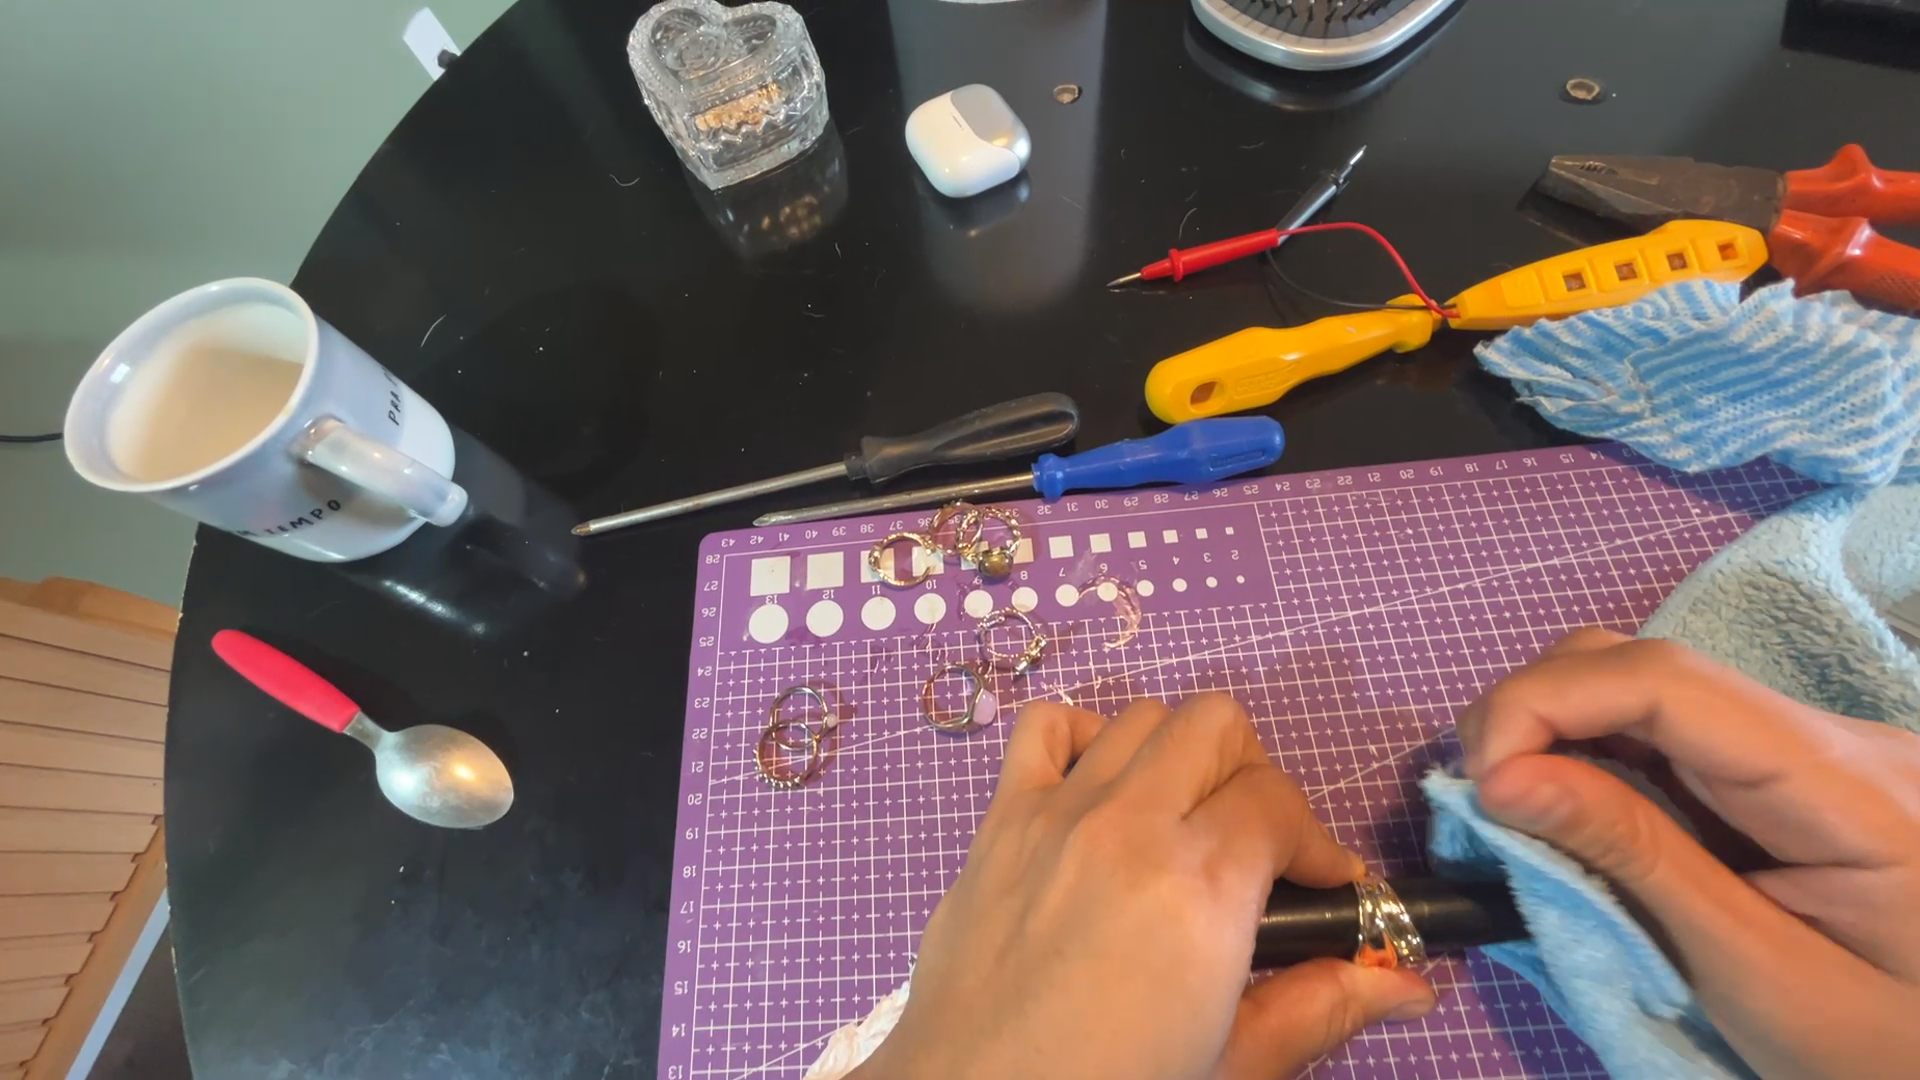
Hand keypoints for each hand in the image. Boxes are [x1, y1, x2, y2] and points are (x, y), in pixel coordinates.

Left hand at [850, 694, 1434, 1079]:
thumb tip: (1415, 978)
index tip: (1322, 885)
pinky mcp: (1002, 810)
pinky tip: (1093, 784)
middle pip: (1214, 723)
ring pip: (1141, 715)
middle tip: (1249, 839)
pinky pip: (1042, 724)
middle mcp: (1131, 821)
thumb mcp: (1231, 1064)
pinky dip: (1079, 734)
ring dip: (1176, 754)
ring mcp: (1059, 805)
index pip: (1278, 802)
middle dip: (1252, 772)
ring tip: (1176, 815)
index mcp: (1199, 886)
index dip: (1316, 841)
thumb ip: (1322, 1005)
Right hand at [1458, 629, 1919, 1077]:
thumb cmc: (1895, 1056)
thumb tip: (1496, 780)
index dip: (1541, 703)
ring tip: (1512, 792)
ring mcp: (1789, 741)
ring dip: (1540, 722)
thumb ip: (1632, 857)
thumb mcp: (1760, 976)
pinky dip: (1570, 743)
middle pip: (1631, 664)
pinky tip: (1555, 790)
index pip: (1660, 680)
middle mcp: (1820, 734)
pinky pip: (1640, 720)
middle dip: (1529, 709)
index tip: (1484, 780)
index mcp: (1847, 784)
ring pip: (1624, 679)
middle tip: (1486, 791)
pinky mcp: (1760, 761)